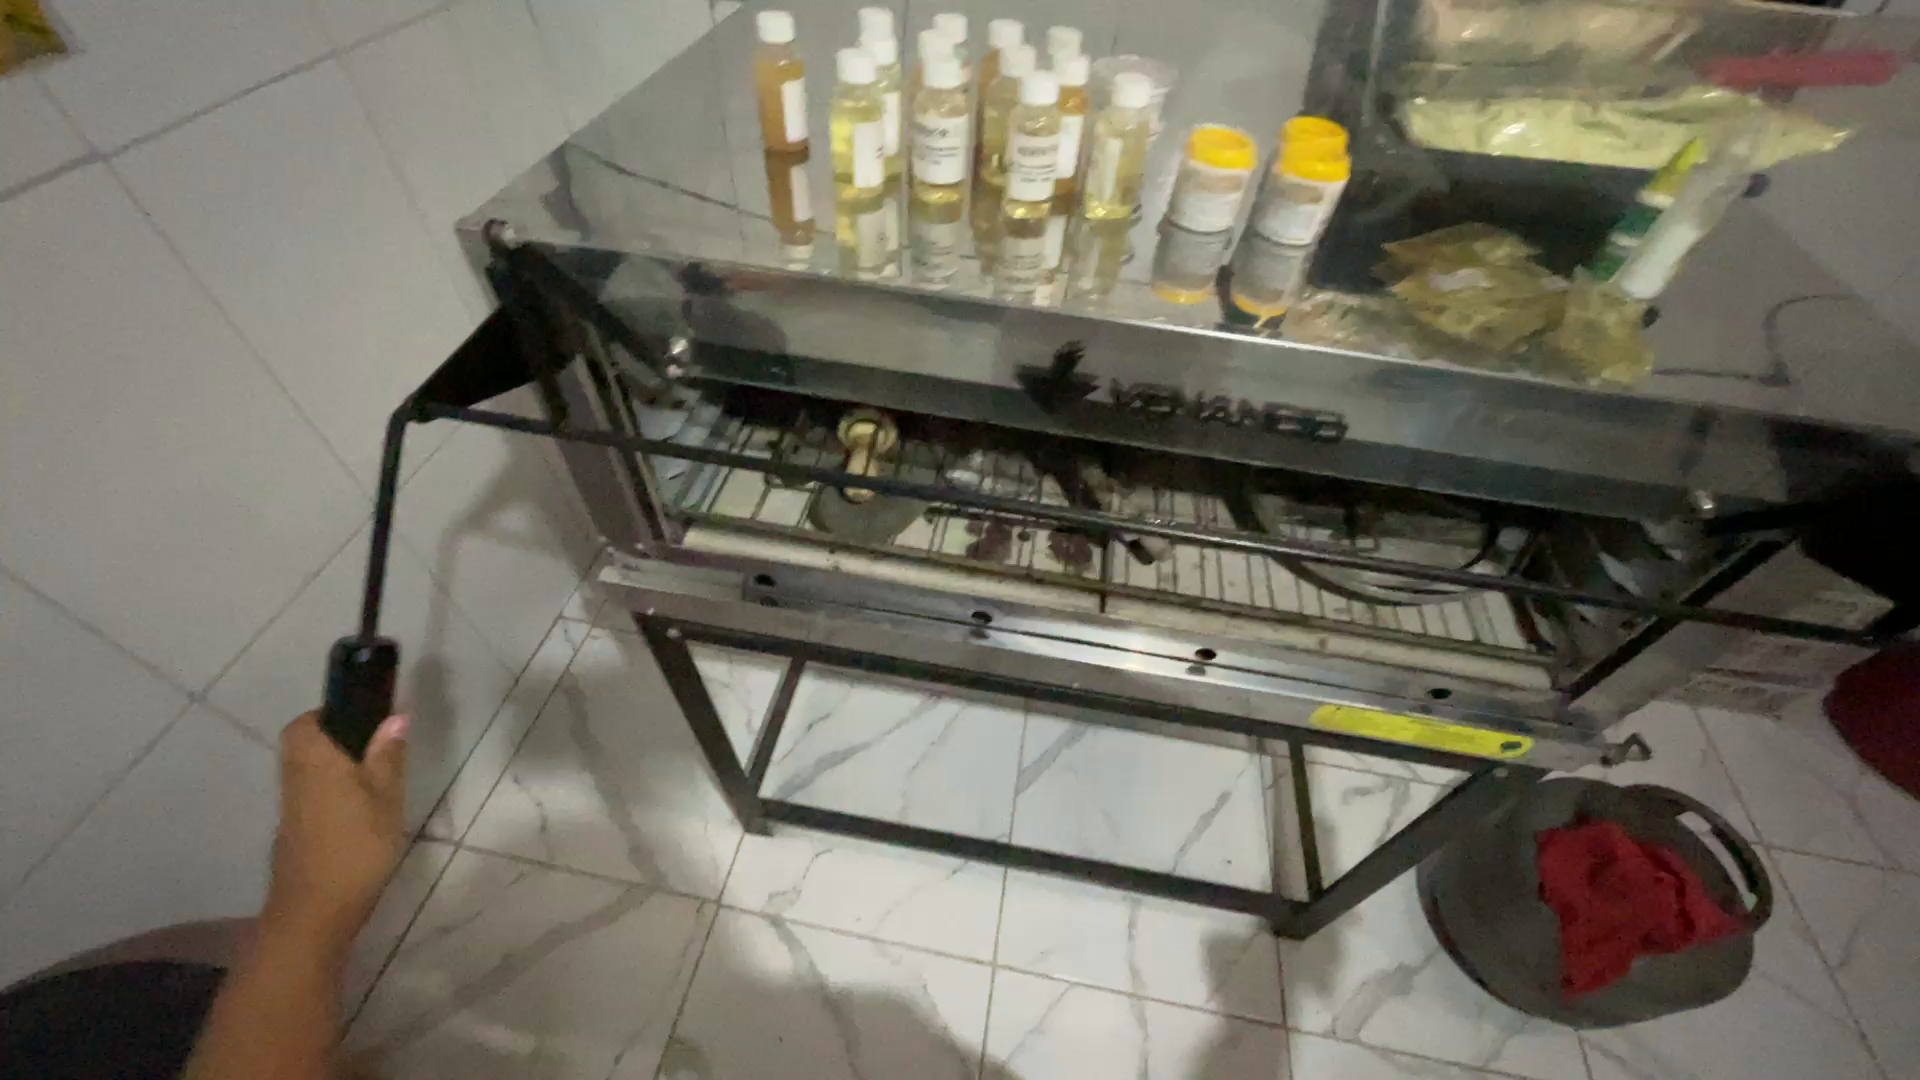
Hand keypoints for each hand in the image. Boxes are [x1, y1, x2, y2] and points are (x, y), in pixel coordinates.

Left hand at [261, 711, 408, 956]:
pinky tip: (362, 799)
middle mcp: (295, 781)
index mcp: (317, 766)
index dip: (327, 713)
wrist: (315, 912)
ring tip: (377, 768)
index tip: (363, 712)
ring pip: (305, 767)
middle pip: (301, 744)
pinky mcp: (296, 829)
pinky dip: (331, 782)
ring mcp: (292, 808)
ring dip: (333, 759)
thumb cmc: (356, 849)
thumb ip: (387, 757)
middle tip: (376, 739)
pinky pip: (310, 789)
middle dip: (333, 734)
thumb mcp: (386, 799)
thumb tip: (395, 717)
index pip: (304, 725)